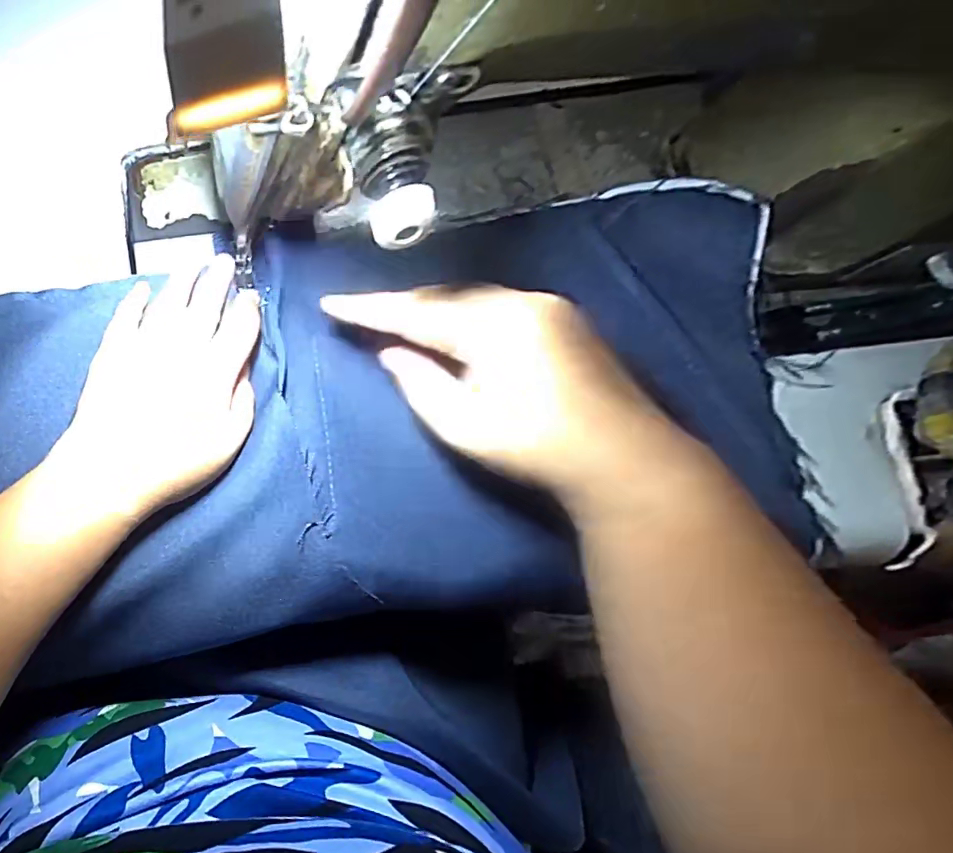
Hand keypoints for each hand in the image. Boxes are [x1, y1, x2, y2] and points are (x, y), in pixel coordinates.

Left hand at [45, 256, 260, 518]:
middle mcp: (183, 346)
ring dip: (184, 278)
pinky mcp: (113, 348)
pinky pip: (128, 314)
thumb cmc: (173, 465)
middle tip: (224, 262)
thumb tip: (244, 372)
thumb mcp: (226, 445)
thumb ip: (243, 404)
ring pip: (169, 299)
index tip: (251, 296)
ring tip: (193, 265)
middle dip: (219, 279)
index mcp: (216, 370)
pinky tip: (143, 290)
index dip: (248, 308)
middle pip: (206, 302)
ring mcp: (146, 342)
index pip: (240, 326)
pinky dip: (137, 299)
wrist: (109, 468)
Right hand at [319, 286, 699, 506]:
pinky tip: (449, 326)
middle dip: (398, 304)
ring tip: (395, 318)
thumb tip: (390, 352)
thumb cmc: (533, 446)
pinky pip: (495, 305)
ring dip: (431, 307)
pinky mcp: (563, 319)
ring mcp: (547, 306)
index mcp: (492, 325)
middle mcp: (521, 301)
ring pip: (471, 297)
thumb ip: (419, 384)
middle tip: (358, 312)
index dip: (368, 310)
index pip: (416, 311)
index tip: (329, 304)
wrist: (623, 456)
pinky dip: (462, 313)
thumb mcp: (462, 424)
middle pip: (444, 296)